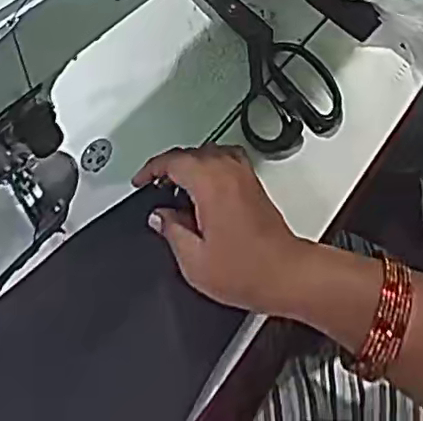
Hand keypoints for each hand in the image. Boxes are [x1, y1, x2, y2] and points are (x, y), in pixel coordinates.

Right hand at [133, 145, 320, 315]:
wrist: (281, 271)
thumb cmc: (245, 268)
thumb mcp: (193, 259)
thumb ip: (172, 230)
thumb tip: (160, 216)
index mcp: (212, 184)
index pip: (175, 160)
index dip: (152, 167)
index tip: (141, 179)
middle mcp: (231, 172)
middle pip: (193, 152)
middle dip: (169, 165)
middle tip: (153, 185)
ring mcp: (245, 174)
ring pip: (211, 152)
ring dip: (191, 163)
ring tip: (174, 186)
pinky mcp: (253, 182)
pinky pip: (227, 159)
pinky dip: (211, 165)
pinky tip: (202, 186)